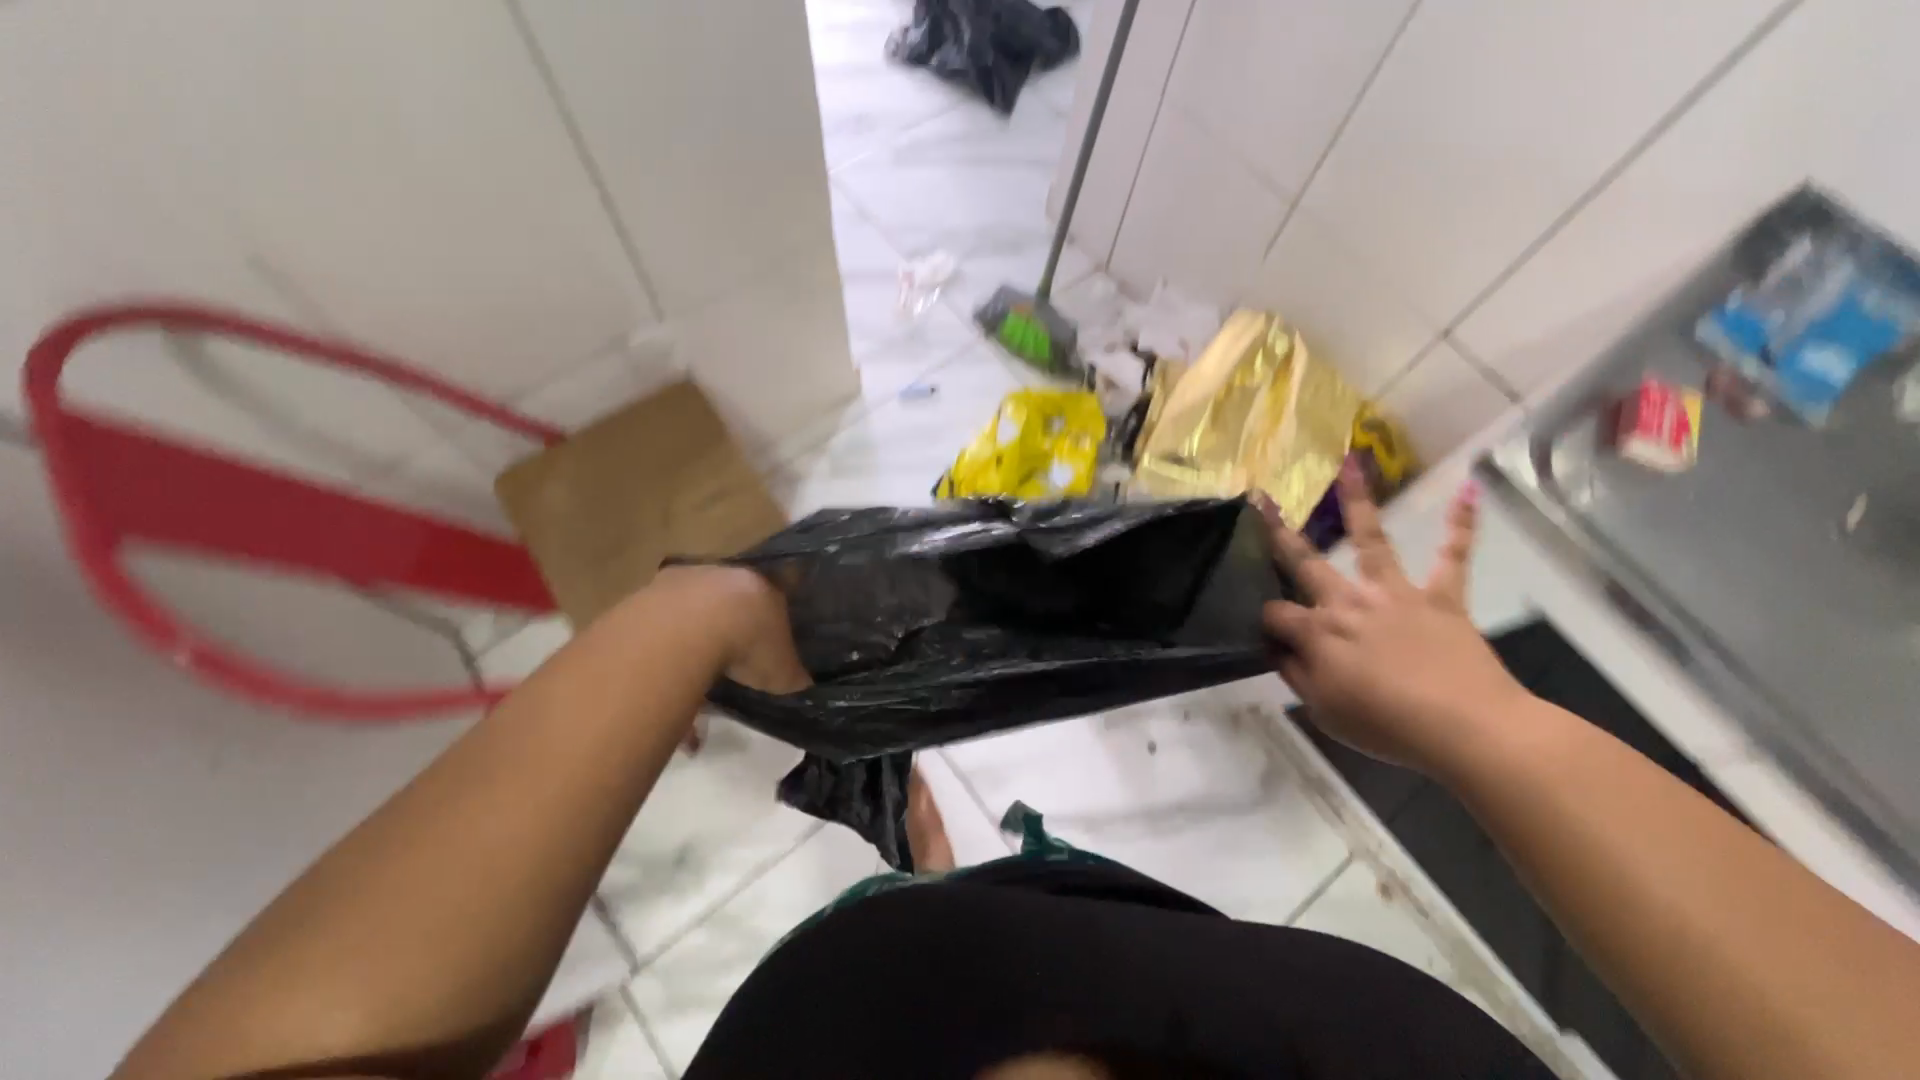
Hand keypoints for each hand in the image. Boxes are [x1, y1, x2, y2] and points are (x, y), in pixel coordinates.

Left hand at [648, 565, 811, 694]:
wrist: (691, 627)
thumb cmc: (749, 645)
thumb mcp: (781, 672)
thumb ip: (791, 674)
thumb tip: (800, 681)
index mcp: (767, 587)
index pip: (779, 590)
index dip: (774, 612)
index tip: (770, 631)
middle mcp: (729, 574)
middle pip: (735, 592)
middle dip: (733, 616)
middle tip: (732, 646)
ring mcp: (689, 577)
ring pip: (697, 597)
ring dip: (697, 621)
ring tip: (695, 655)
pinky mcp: (653, 588)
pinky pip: (664, 611)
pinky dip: (667, 631)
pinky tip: (667, 655)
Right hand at [1257, 468, 1526, 773]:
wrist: (1466, 727)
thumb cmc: (1387, 726)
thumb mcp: (1323, 711)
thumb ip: (1295, 674)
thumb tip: (1273, 647)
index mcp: (1317, 632)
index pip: (1274, 614)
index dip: (1263, 620)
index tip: (1262, 632)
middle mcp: (1349, 601)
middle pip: (1305, 561)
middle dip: (1277, 532)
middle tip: (1259, 500)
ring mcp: (1397, 594)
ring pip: (1371, 539)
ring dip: (1358, 500)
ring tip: (1350, 463)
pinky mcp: (1442, 597)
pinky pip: (1452, 556)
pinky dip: (1461, 525)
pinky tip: (1467, 491)